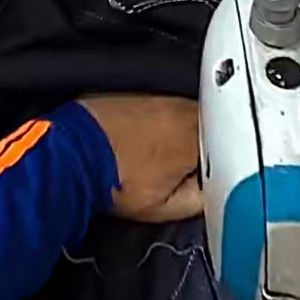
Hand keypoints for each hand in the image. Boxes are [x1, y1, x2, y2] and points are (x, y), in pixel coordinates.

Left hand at [76, 95, 202, 222]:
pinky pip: (166, 108)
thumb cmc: (115, 178)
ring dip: (179, 136)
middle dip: (198, 152)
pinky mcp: (146, 93)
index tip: (197, 183)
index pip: (224, 153)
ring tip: (152, 158)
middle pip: (209, 132)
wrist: (75, 152)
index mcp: (200, 137)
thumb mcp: (164, 207)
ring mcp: (165, 97)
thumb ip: (200, 201)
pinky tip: (141, 140)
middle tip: (172, 173)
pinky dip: (160, 123)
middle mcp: (187, 110)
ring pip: (187, 119)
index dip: (212, 171)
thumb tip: (214, 196)